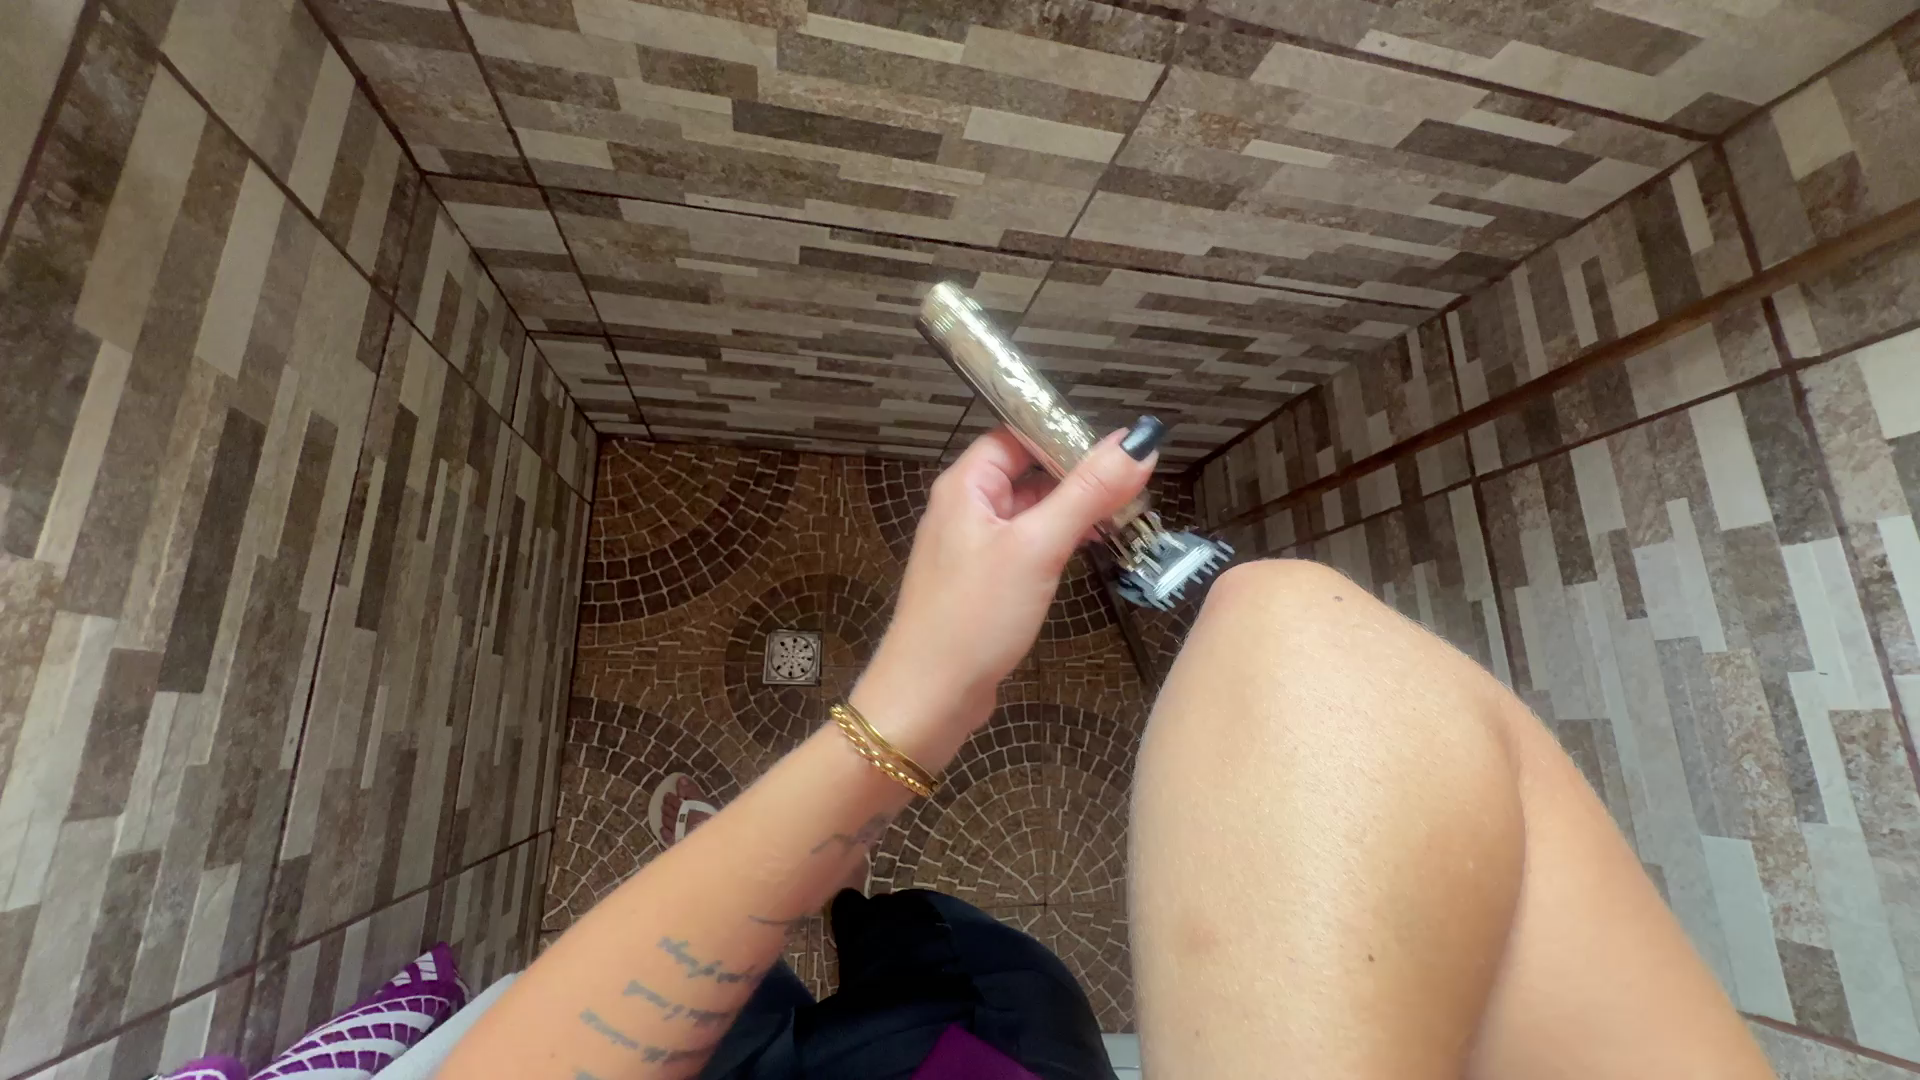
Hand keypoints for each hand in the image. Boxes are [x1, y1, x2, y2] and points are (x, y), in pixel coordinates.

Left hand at [851, 420, 1161, 761]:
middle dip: (1078, 473)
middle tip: (1134, 481)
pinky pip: (1027, 545)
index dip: (1063, 433)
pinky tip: (1092, 546)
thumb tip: (1138, 441)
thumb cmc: (974, 616)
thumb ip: (1087, 492)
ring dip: (1073, 509)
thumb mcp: (1036, 547)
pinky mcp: (985, 582)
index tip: (1116, 445)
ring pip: (1032, 511)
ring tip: (1126, 512)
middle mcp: (966, 509)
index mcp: (965, 486)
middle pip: (1027, 471)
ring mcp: (974, 548)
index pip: (1016, 434)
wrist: (929, 697)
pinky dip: (1059, 541)